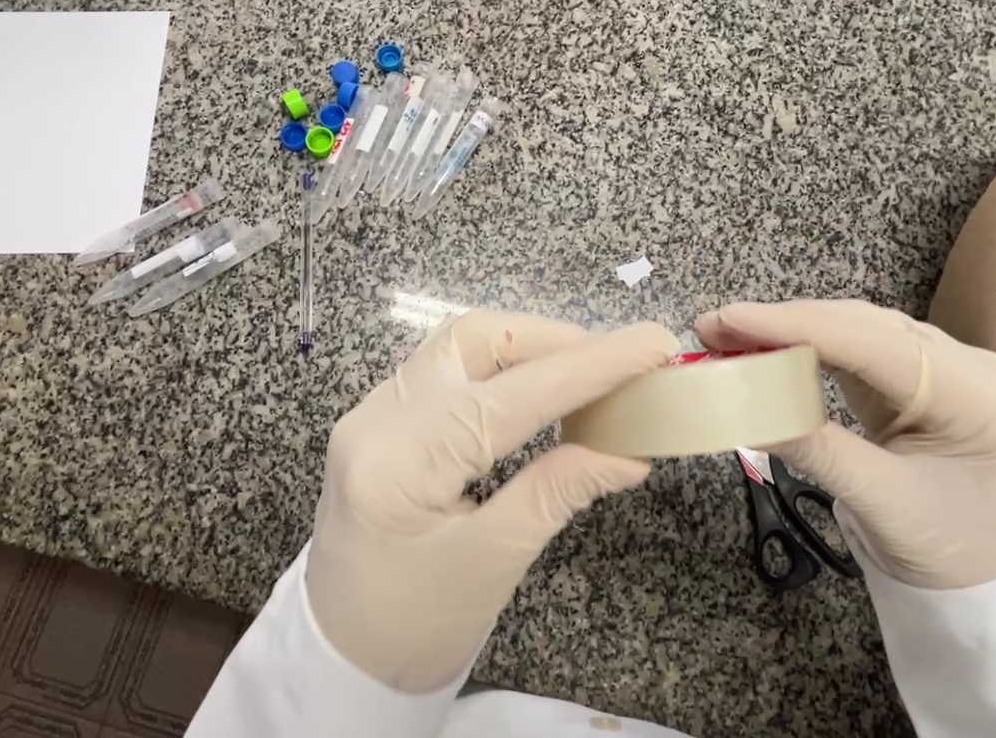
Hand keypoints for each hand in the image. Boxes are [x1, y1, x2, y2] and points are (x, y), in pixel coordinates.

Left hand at [305, 310, 679, 692]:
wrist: (342, 655)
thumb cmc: (414, 628)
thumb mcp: (493, 565)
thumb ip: (557, 493)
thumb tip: (629, 451)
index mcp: (400, 462)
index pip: (511, 395)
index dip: (588, 366)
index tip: (653, 343)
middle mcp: (378, 417)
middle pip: (475, 339)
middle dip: (553, 340)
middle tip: (619, 362)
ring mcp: (374, 411)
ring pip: (459, 343)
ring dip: (527, 345)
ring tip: (586, 371)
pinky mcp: (382, 417)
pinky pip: (446, 365)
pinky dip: (500, 364)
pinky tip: (536, 384)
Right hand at [697, 299, 995, 588]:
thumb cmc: (954, 553)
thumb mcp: (884, 505)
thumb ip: (815, 449)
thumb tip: (739, 408)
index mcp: (979, 396)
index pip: (872, 342)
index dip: (795, 326)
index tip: (726, 320)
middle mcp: (969, 366)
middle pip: (864, 325)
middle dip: (785, 323)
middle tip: (713, 329)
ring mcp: (950, 367)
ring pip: (859, 329)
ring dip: (794, 330)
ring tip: (732, 337)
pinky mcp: (925, 377)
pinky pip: (860, 348)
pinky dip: (812, 348)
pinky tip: (774, 348)